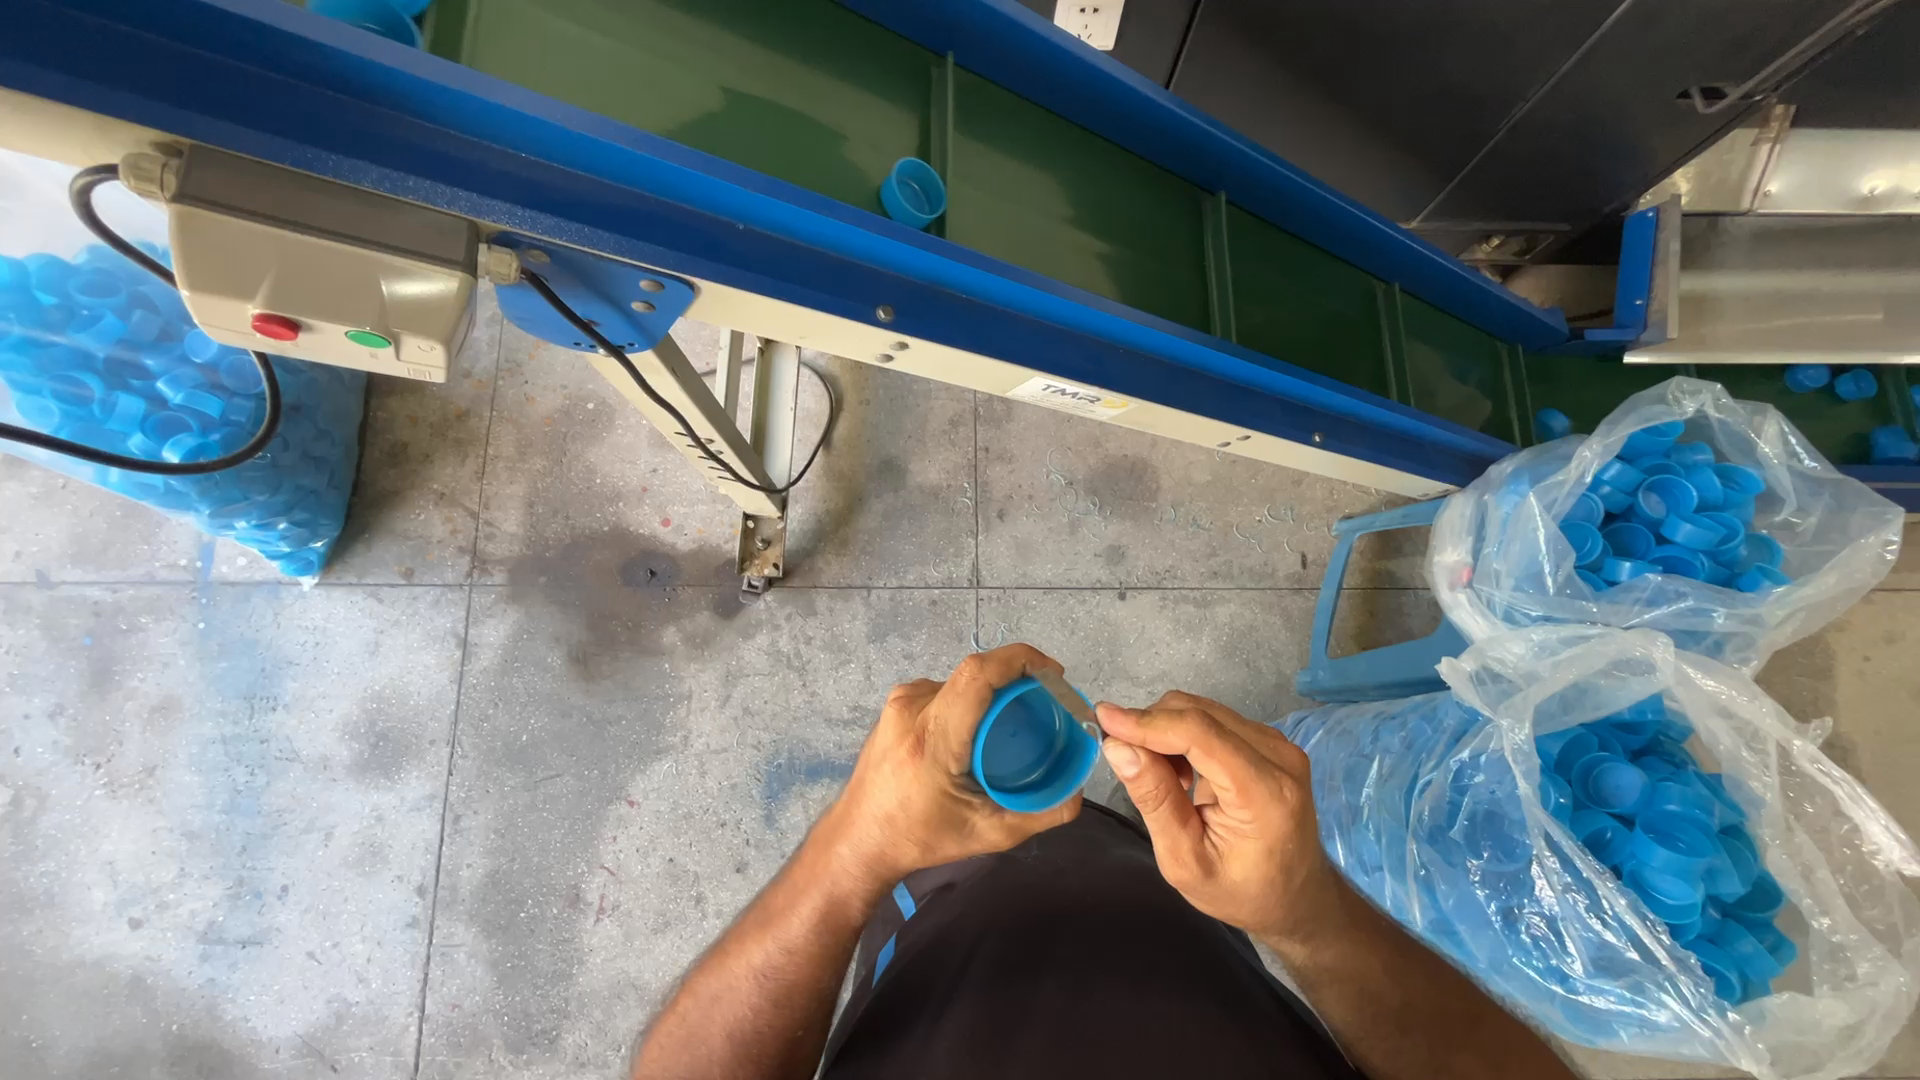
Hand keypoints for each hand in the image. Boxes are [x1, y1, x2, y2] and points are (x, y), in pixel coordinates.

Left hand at [818, 644, 1081, 889]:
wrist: (859, 839)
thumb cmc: (922, 837)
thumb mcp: (988, 834)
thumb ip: (1039, 815)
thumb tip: (1077, 791)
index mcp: (935, 735)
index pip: (979, 673)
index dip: (1021, 660)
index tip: (1054, 673)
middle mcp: (914, 706)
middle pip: (976, 675)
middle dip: (1016, 681)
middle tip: (1044, 707)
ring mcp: (900, 700)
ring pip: (961, 681)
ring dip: (991, 693)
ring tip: (1012, 725)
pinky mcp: (895, 702)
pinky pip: (945, 688)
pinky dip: (969, 700)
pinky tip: (978, 729)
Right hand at [1096, 692, 1346, 945]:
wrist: (1297, 898)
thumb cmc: (1241, 891)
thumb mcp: (1185, 862)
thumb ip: (1154, 800)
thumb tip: (1116, 747)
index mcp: (1264, 793)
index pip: (1198, 734)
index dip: (1146, 722)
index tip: (1102, 717)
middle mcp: (1278, 756)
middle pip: (1197, 713)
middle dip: (1149, 726)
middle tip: (1122, 757)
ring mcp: (1277, 743)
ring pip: (1201, 710)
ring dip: (1164, 731)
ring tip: (1158, 776)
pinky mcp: (1269, 739)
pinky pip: (1211, 718)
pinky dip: (1181, 734)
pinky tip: (1179, 771)